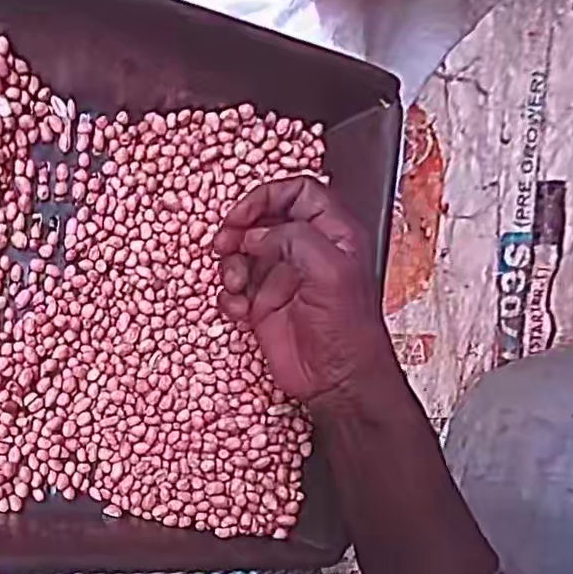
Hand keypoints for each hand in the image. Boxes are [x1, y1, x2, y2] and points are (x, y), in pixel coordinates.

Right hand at [212, 176, 403, 415]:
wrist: (337, 380)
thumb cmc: (348, 331)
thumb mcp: (331, 272)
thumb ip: (295, 240)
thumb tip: (257, 234)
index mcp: (331, 235)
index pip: (297, 193)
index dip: (266, 197)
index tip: (241, 215)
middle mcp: (303, 252)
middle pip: (262, 220)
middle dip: (238, 229)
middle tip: (224, 243)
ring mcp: (280, 279)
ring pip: (242, 255)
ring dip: (230, 267)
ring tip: (235, 285)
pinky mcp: (262, 307)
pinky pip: (234, 291)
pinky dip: (229, 297)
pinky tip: (240, 310)